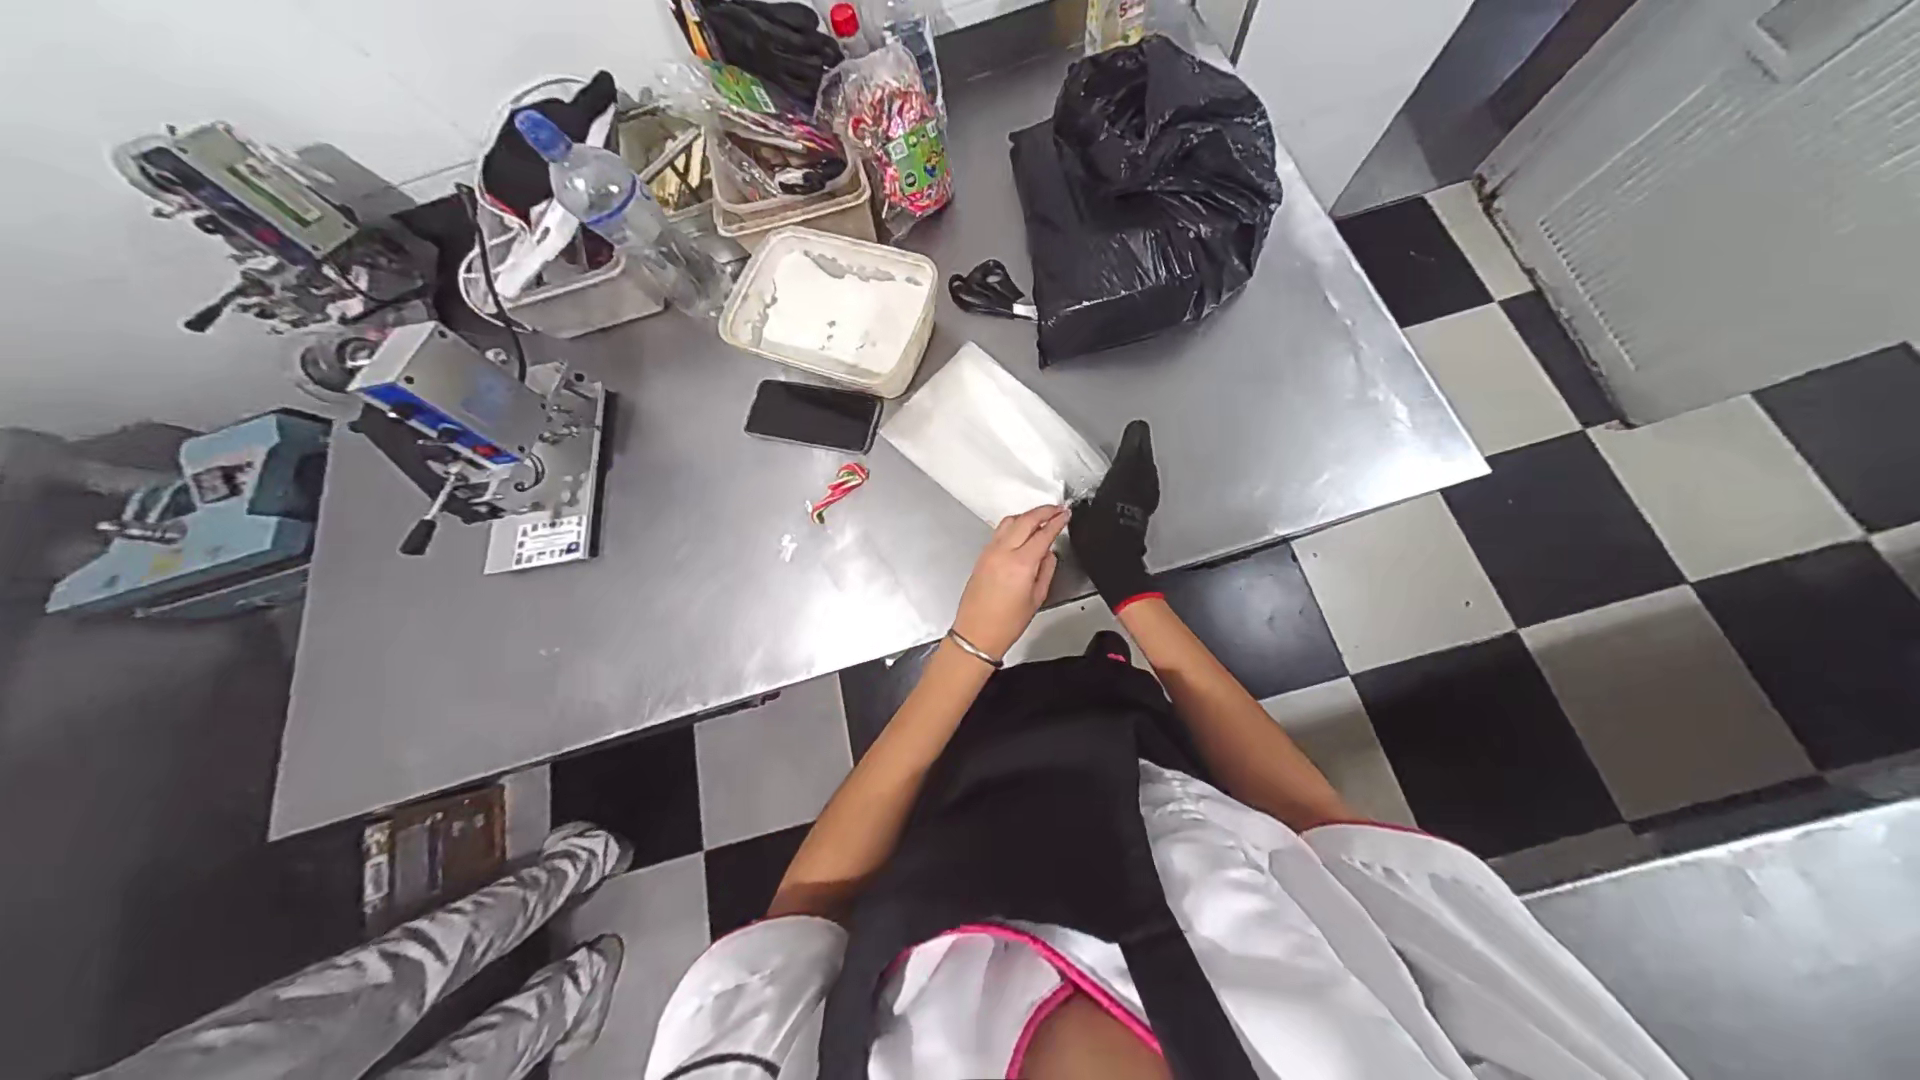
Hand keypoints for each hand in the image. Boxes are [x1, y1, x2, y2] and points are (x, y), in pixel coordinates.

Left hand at [951, 504, 1070, 659]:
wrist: (976, 633)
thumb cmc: (1005, 623)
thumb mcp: (1037, 597)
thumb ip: (1046, 570)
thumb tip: (1049, 553)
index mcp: (1020, 564)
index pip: (1043, 533)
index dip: (1057, 521)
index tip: (1065, 514)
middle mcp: (1003, 553)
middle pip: (1026, 520)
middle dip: (1044, 511)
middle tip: (1057, 509)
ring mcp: (989, 552)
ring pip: (1010, 521)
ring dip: (1027, 516)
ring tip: (1041, 517)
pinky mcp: (982, 556)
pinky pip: (999, 532)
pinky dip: (1013, 525)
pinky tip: (1022, 531)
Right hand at [1070, 420, 1159, 610]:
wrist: (1116, 566)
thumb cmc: (1097, 541)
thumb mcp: (1079, 519)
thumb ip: (1082, 504)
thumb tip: (1079, 502)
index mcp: (1120, 483)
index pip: (1130, 454)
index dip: (1133, 440)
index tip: (1135, 428)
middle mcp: (1136, 489)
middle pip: (1144, 461)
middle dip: (1141, 447)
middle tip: (1139, 436)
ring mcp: (1144, 502)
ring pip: (1148, 474)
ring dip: (1145, 462)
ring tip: (1140, 455)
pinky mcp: (1145, 513)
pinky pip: (1147, 487)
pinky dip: (1144, 478)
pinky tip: (1139, 481)